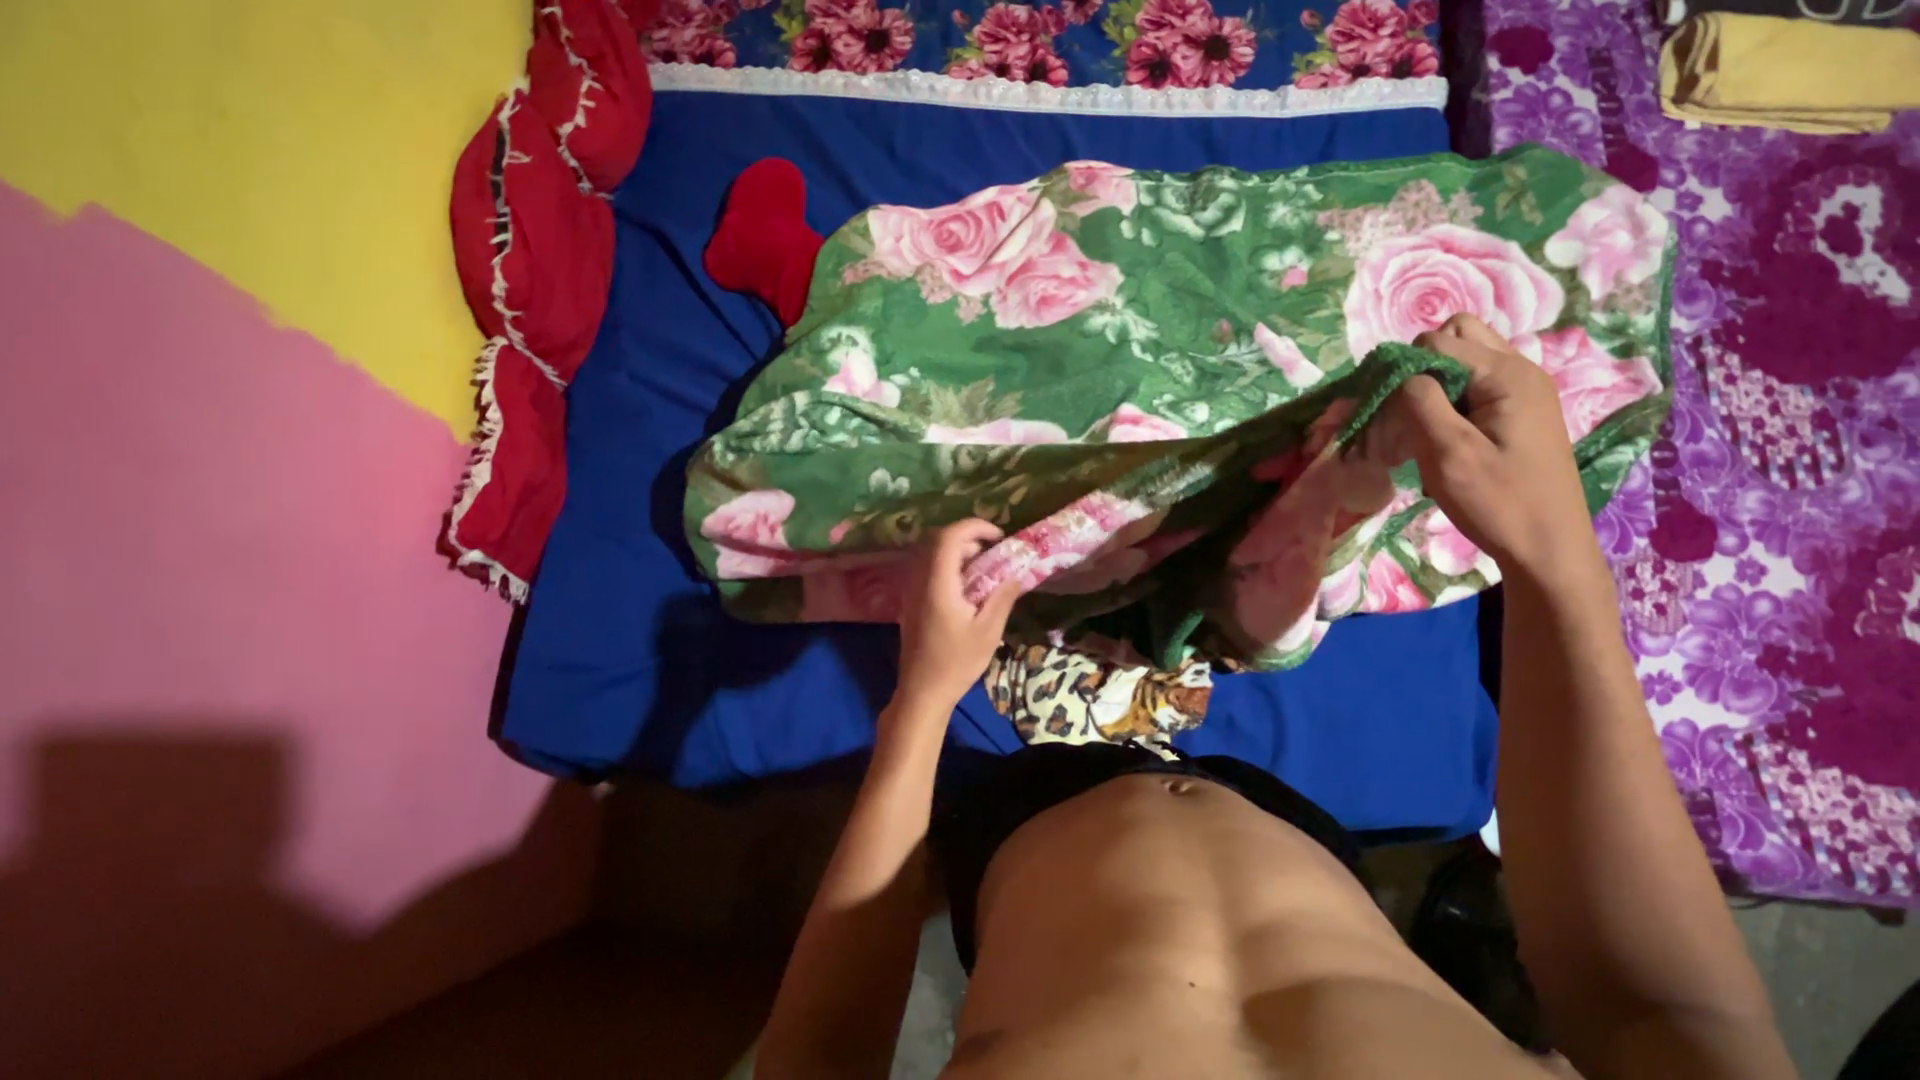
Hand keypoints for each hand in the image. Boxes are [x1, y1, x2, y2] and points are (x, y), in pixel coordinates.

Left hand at [894, 520, 1022, 713]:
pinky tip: (965, 586)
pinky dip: (947, 565)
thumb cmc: (956, 663)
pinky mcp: (910, 601)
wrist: (922, 691)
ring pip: (929, 553)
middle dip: (966, 536)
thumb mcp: (988, 631)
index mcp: (938, 585)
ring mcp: (911, 591)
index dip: (974, 527)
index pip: (948, 537)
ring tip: (982, 567)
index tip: (998, 535)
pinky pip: (926, 569)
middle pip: (936, 540)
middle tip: (991, 549)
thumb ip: (1002, 597)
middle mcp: (919, 581)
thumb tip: (1017, 573)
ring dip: (956, 550)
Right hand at [1385, 314, 1599, 579]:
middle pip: (1456, 335)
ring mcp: (1523, 389)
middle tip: (1410, 410)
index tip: (1390, 412)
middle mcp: (1520, 370)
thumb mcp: (1450, 454)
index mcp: (1507, 375)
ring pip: (1464, 357)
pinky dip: (1451, 397)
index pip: (1437, 341)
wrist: (1548, 548)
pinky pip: (1475, 382)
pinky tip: (1444, 433)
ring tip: (1424, 423)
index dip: (1405, 369)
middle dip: (1422, 365)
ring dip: (1435, 381)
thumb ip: (1420, 403)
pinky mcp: (1519, 410)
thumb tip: (1398, 372)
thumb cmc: (1499, 503)